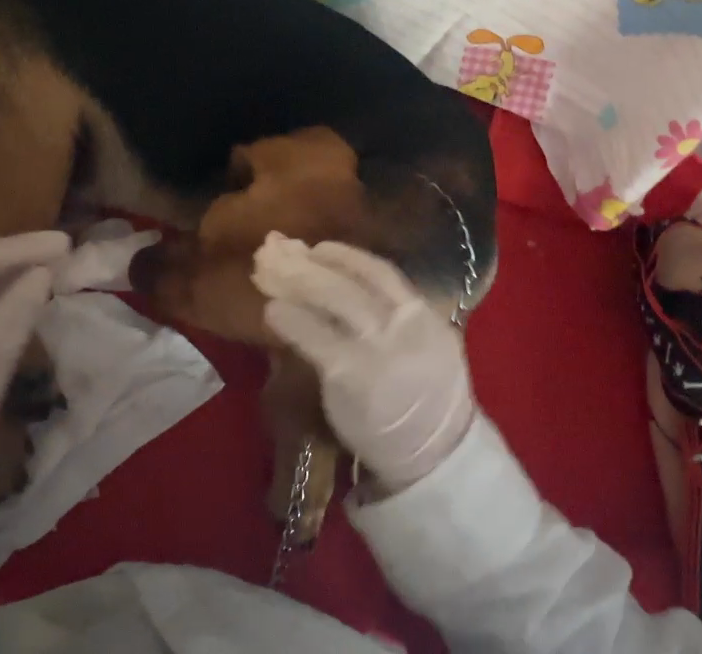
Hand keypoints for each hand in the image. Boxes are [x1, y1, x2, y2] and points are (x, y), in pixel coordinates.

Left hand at [252, 234, 473, 492]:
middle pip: (352, 281)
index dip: (348, 257)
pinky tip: (272, 312)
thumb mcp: (430, 347)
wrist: (432, 452)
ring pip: (333, 299)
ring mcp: (376, 347)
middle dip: (315, 265)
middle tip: (286, 256)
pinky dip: (291, 320)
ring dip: (298, 283)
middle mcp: (402, 324)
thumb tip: (356, 294)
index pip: (382, 272)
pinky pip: (314, 337)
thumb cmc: (427, 400)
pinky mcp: (348, 373)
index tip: (322, 248)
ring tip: (270, 276)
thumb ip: (401, 320)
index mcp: (422, 316)